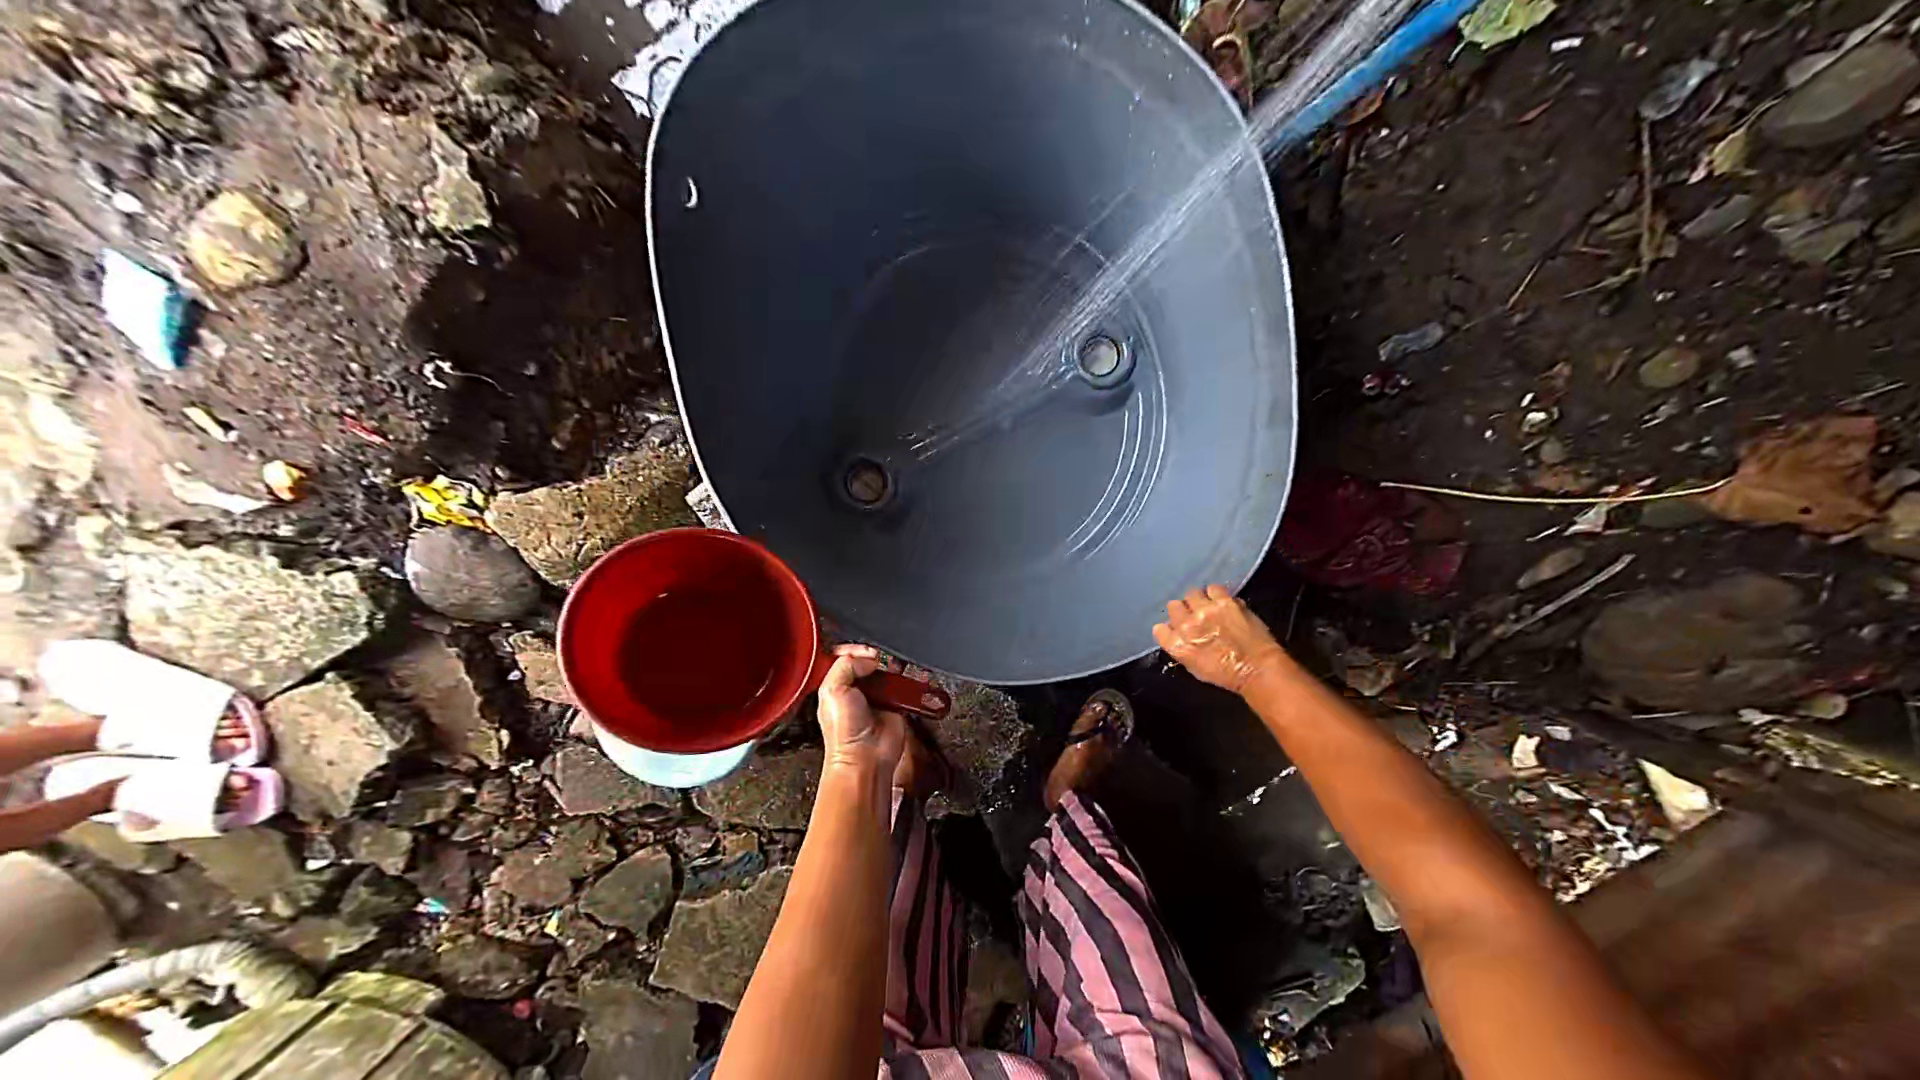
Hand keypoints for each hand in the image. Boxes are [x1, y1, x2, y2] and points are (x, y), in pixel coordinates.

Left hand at [815, 644, 907, 775]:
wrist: (866, 757)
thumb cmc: (844, 733)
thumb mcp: (832, 690)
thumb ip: (846, 665)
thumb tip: (868, 658)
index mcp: (834, 684)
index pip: (842, 655)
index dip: (853, 649)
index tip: (863, 652)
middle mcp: (855, 689)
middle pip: (867, 660)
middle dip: (874, 655)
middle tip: (878, 660)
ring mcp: (876, 696)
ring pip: (887, 670)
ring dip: (892, 665)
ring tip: (893, 667)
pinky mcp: (895, 704)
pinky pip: (904, 685)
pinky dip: (908, 679)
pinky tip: (907, 677)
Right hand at [1152, 585, 1290, 693]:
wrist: (1257, 669)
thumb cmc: (1225, 675)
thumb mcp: (1194, 667)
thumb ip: (1181, 648)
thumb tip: (1180, 633)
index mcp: (1176, 645)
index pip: (1159, 628)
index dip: (1170, 628)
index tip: (1179, 631)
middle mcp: (1186, 624)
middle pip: (1173, 606)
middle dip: (1183, 611)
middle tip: (1195, 617)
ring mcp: (1205, 610)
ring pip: (1191, 593)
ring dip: (1198, 600)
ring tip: (1208, 606)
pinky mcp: (1224, 601)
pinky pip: (1213, 589)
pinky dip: (1215, 594)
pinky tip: (1222, 602)